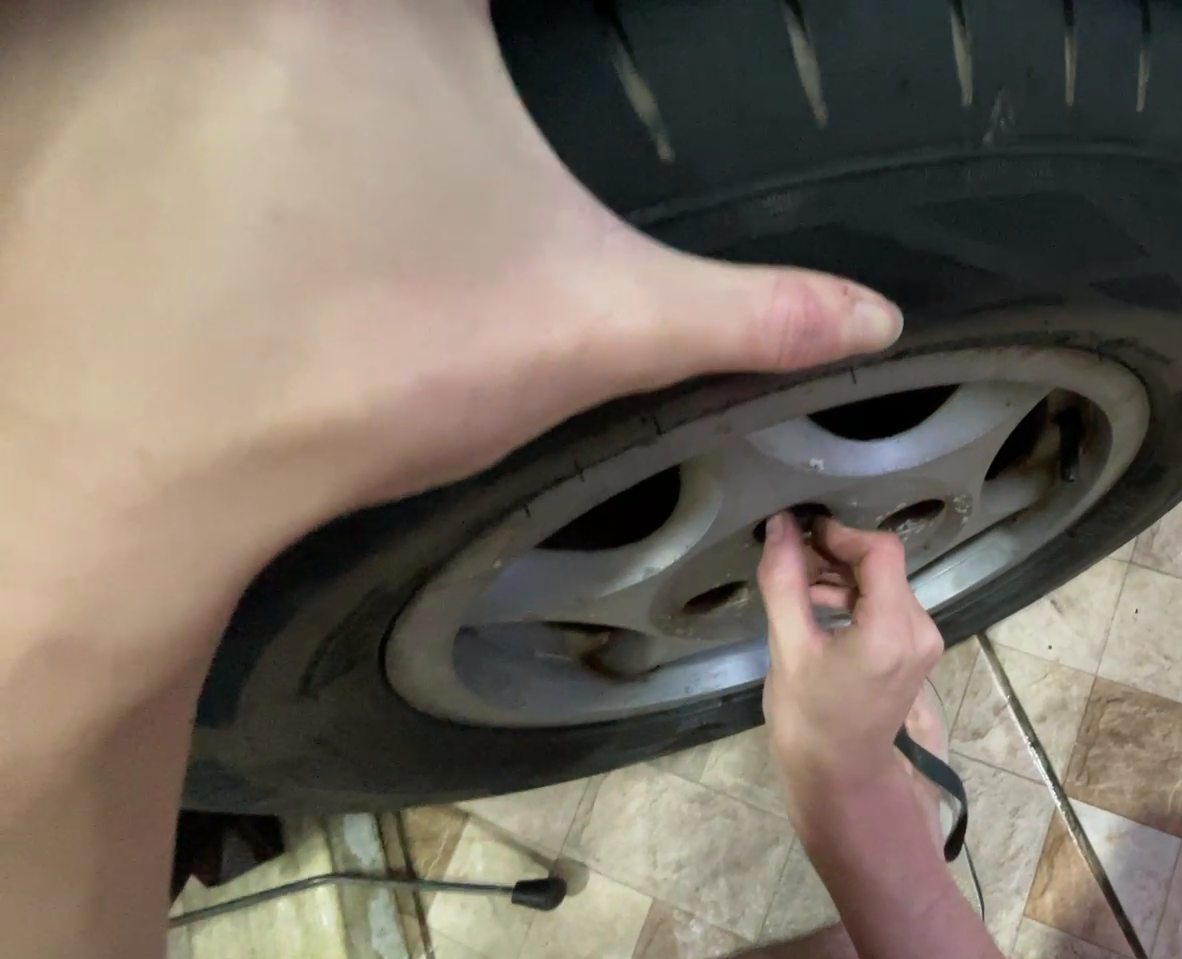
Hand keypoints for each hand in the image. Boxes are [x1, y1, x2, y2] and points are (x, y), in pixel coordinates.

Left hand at [0, 0, 899, 671]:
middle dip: (469, 75)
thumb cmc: (362, 375)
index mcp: (382, 0)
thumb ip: (749, 314)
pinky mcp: (51, 55)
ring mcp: (109, 4)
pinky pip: (186, 38)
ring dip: (382, 86)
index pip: (540, 3)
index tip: (565, 108)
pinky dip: (273, 90)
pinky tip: (297, 181)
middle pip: (422, 17)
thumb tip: (873, 319)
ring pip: (318, 32)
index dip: (559, 41)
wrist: (125, 464)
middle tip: (483, 200)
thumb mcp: (594, 332)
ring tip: (411, 199)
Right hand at [756, 513, 944, 817]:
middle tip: (792, 561)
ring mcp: (925, 641)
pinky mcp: (918, 650)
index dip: (842, 535)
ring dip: (844, 576)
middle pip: (884, 566)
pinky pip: (890, 606)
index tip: (803, 536)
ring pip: (886, 583)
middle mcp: (921, 630)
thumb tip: (781, 526)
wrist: (841, 778)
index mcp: (892, 630)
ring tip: (798, 585)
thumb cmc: (808, 721)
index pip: (881, 551)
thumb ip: (785, 581)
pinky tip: (818, 606)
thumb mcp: (788, 649)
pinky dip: (857, 598)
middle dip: (837, 556)